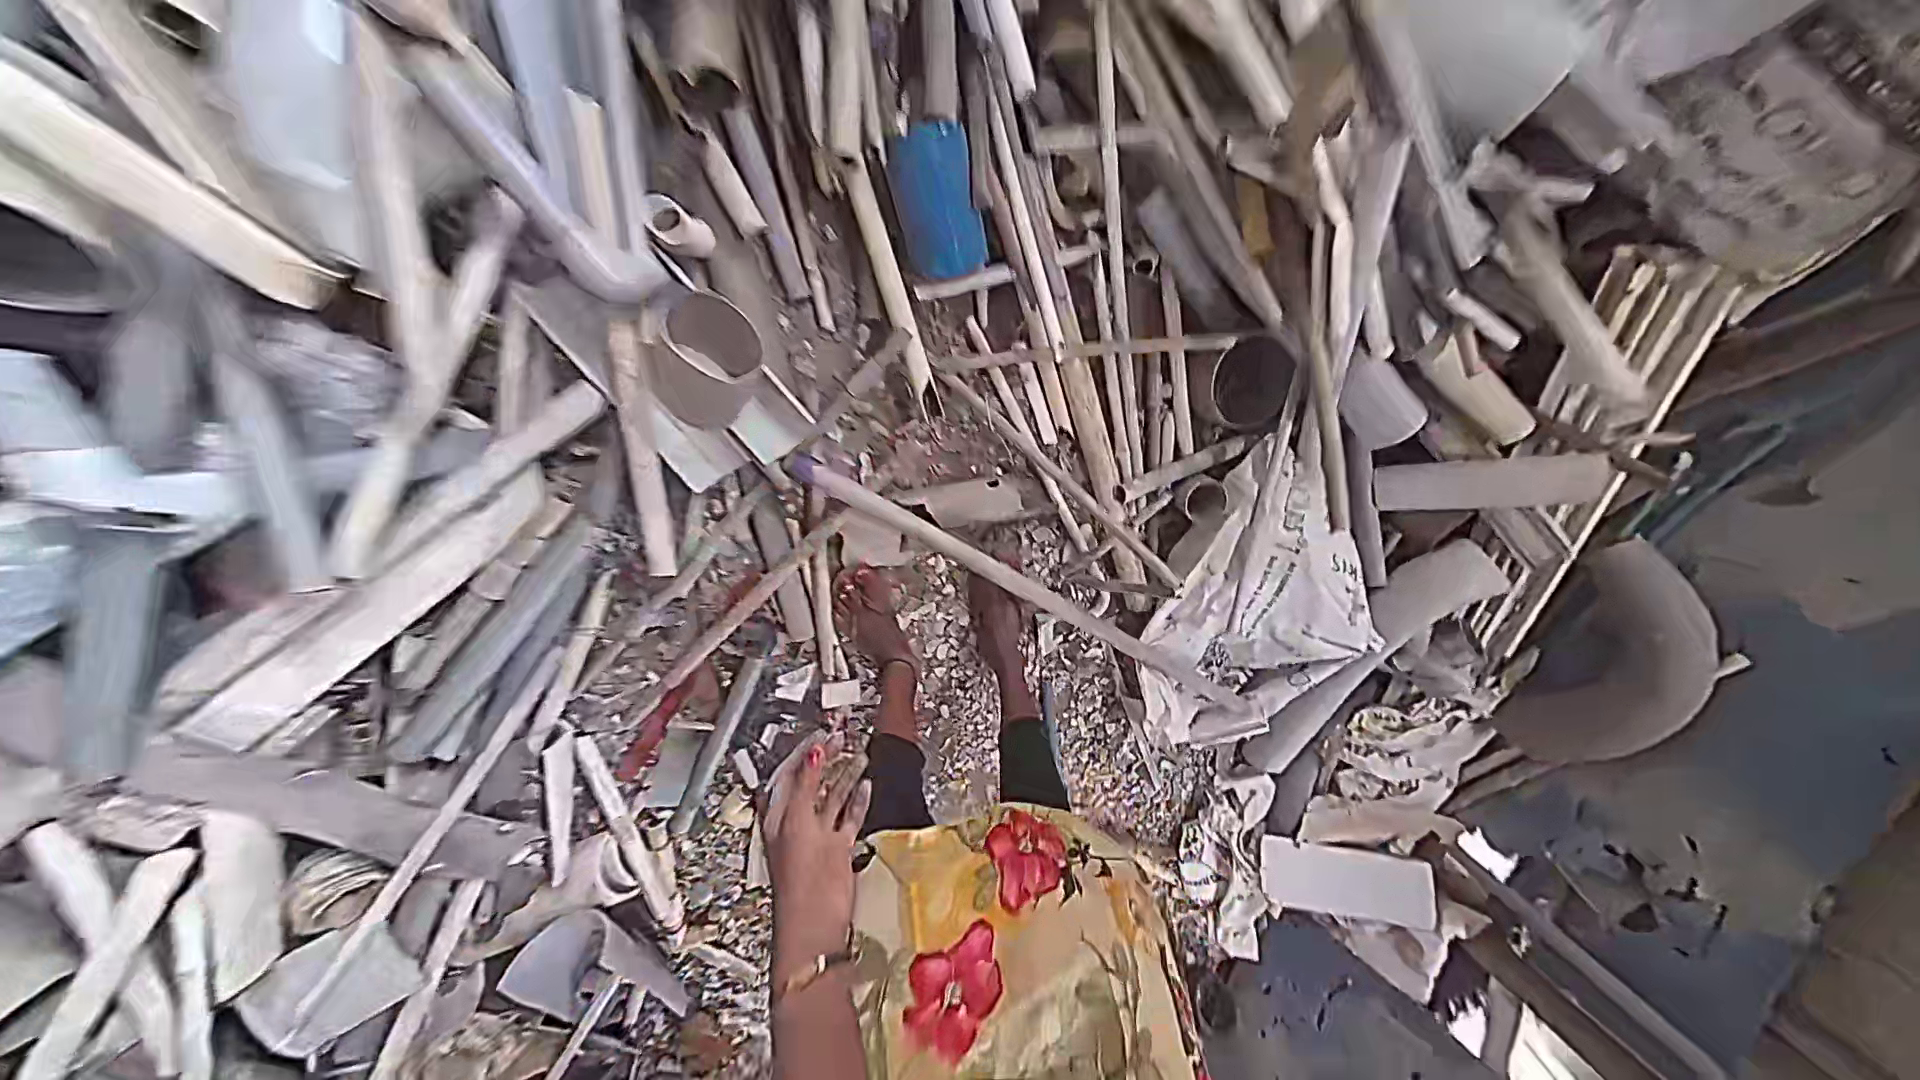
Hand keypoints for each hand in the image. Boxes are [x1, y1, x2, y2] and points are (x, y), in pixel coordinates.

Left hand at [764, 731, 870, 981]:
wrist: (816, 927)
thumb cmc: (801, 882)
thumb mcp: (799, 824)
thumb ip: (806, 787)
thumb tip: (813, 753)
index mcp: (780, 816)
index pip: (791, 773)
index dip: (804, 751)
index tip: (822, 733)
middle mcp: (798, 822)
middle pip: (813, 781)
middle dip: (826, 759)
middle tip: (843, 737)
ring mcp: (819, 836)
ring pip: (833, 796)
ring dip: (846, 775)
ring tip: (860, 754)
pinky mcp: (838, 849)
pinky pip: (849, 817)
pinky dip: (858, 801)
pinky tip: (867, 787)